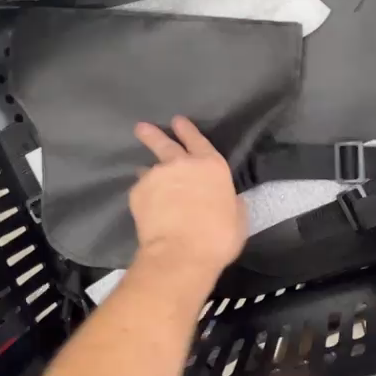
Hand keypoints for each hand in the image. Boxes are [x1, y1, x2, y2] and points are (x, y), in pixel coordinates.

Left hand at [130, 116, 246, 280]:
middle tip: (141, 128)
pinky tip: (147, 206)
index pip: (198, 140)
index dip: (188, 131)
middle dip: (153, 135)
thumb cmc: (218, 238)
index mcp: (212, 167)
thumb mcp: (237, 219)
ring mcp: (157, 176)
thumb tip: (229, 200)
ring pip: (150, 169)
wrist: (181, 254)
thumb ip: (231, 203)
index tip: (178, 121)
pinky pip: (141, 190)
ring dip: (149, 172)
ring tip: (145, 176)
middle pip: (165, 143)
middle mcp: (182, 164)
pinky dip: (144, 195)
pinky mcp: (138, 193)